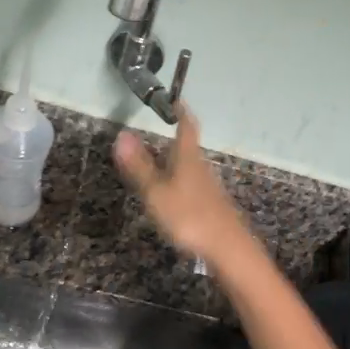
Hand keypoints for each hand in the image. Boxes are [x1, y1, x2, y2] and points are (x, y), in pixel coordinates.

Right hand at [113, 107, 253, 264]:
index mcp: (187, 158)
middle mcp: (201, 168)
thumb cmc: (189, 217)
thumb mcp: (156, 192)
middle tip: (156, 136)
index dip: (181, 112)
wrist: (227, 248)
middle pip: (188, 148)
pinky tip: (173, 196)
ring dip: (175, 163)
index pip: (186, 127)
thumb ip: (139, 166)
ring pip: (190, 168)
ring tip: (159, 165)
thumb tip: (122, 133)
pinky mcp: (212, 206)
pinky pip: (193, 186)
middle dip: (173, 141)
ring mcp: (209, 188)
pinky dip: (180, 183)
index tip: (174, 100)